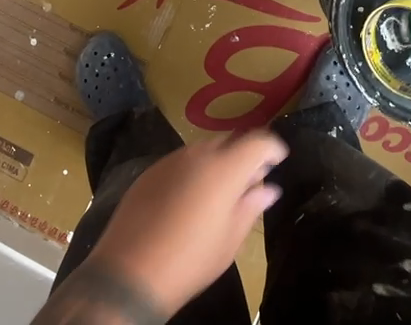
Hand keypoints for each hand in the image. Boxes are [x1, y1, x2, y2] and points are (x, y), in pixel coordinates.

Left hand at [84, 131, 287, 316]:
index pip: (257, 141)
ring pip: (204, 149)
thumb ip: (251, 206)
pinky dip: (195, 169)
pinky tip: (193, 196)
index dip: (272, 147)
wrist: (131, 271)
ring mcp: (171, 159)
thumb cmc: (191, 260)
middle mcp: (198, 154)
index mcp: (224, 168)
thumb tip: (269, 188)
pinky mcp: (151, 170)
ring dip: (219, 160)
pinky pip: (182, 160)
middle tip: (253, 177)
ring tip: (223, 189)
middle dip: (245, 153)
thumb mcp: (230, 239)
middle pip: (230, 140)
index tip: (279, 159)